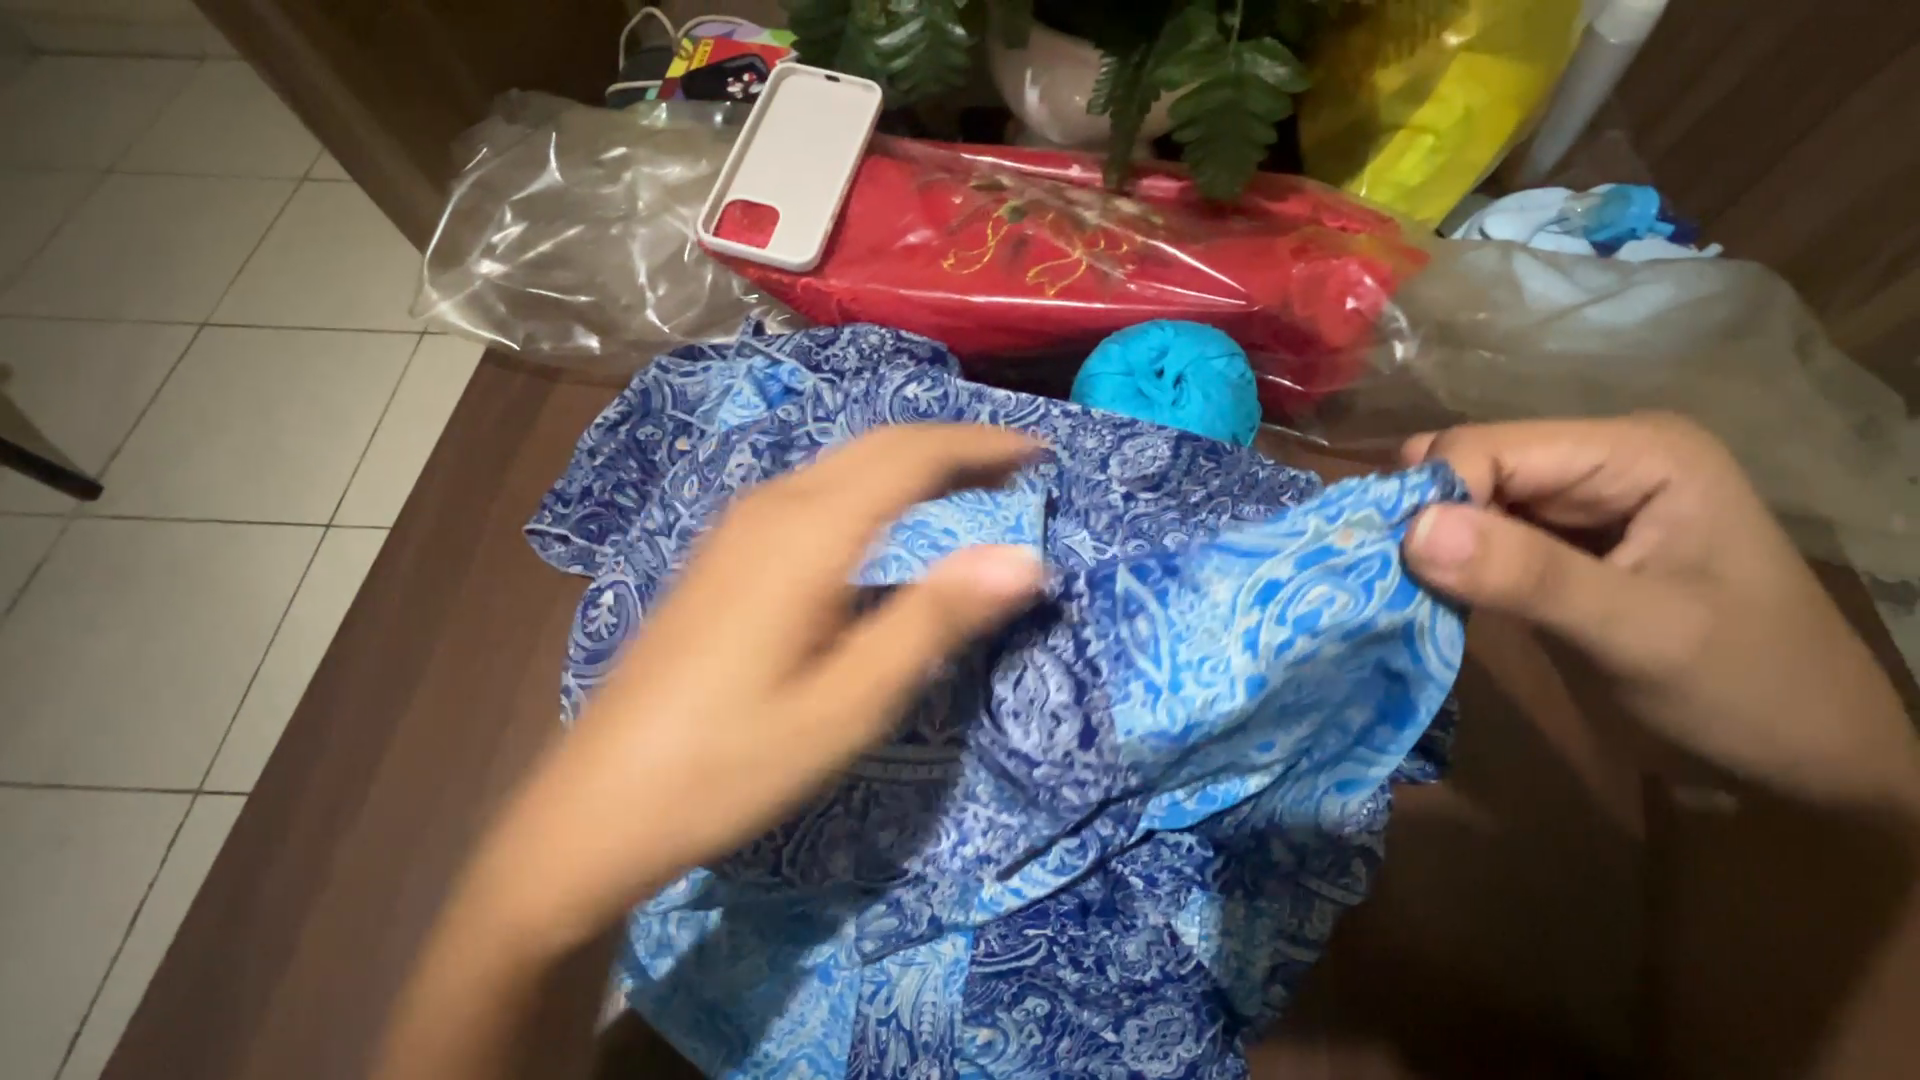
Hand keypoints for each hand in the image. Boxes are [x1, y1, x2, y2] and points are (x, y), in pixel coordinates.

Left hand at [464, 425, 1045, 951]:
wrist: (598, 803)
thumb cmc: (731, 763)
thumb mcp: (848, 705)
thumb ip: (934, 621)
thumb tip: (1024, 558)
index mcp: (806, 535)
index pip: (910, 456)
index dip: (981, 445)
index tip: (1041, 453)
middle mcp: (769, 509)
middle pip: (875, 447)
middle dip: (952, 446)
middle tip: (1018, 464)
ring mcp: (737, 528)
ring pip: (842, 465)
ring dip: (911, 464)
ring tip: (970, 484)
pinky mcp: (723, 555)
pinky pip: (815, 493)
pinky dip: (871, 489)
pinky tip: (887, 524)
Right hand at [1401, 414, 1917, 819]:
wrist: (1806, 762)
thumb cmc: (1749, 692)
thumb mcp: (1642, 635)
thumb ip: (1529, 576)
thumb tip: (1410, 530)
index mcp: (1637, 453)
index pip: (1491, 447)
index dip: (1432, 496)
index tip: (1391, 566)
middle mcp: (1598, 463)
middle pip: (1467, 467)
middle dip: (1420, 518)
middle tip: (1385, 582)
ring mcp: (1575, 506)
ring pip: (1460, 504)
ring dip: (1424, 547)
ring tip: (1397, 595)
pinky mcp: (1554, 549)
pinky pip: (1474, 539)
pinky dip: (1442, 569)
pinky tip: (1426, 600)